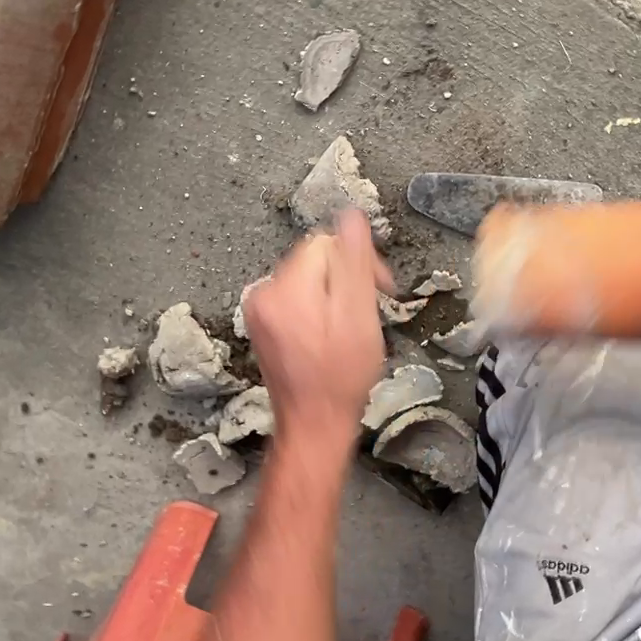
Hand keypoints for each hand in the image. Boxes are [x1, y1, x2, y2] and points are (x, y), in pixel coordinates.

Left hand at [242, 211, 392, 457]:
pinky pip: (301, 299)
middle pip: (317, 259)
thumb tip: (350, 216)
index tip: (379, 291)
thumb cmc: (341, 376)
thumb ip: (354, 262)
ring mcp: (261, 311)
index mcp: (285, 288)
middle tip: (367, 313)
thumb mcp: (358, 315)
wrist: (314, 424)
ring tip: (352, 328)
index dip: (360, 262)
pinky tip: (335, 335)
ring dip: (337, 295)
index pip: (327, 243)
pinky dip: (322, 309)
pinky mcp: (265, 326)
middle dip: (349, 278)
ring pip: (312, 279)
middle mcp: (264, 293)